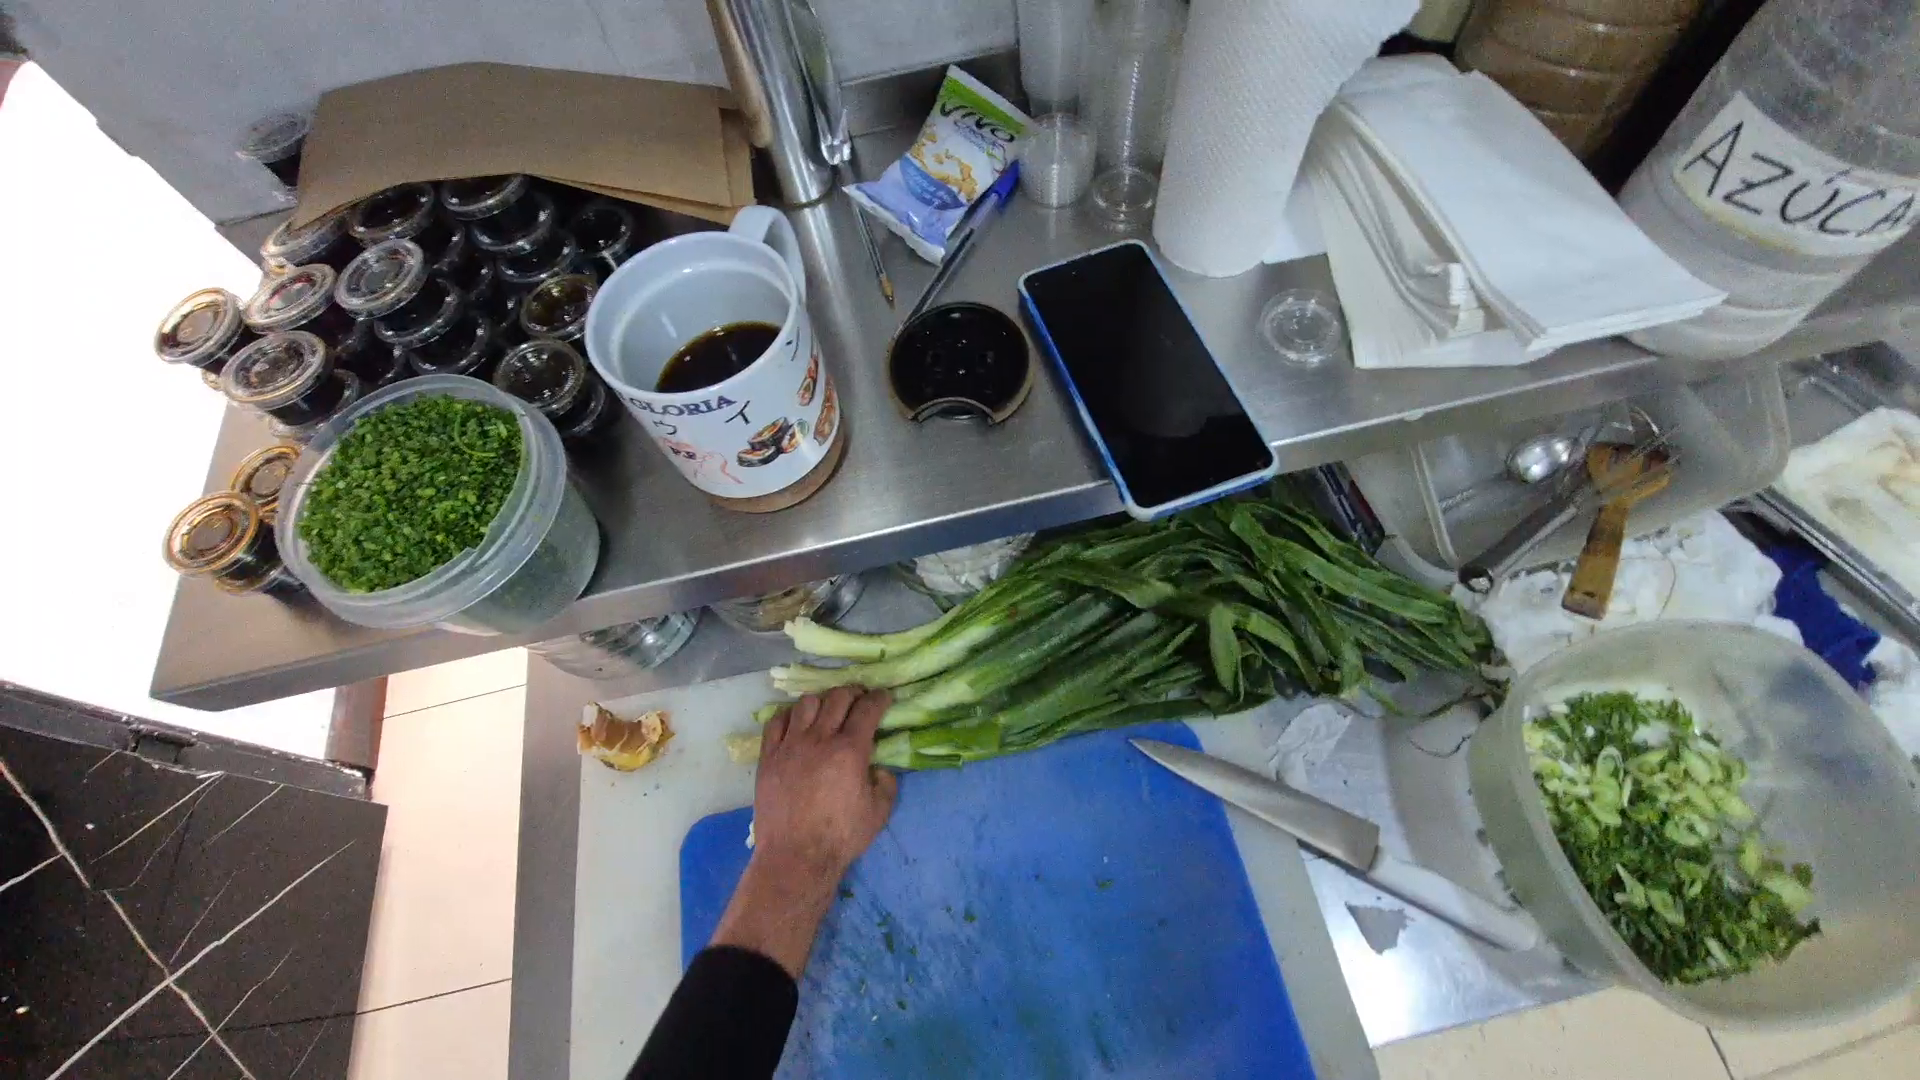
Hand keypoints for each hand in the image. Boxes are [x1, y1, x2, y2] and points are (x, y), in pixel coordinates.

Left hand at [753, 686, 898, 880]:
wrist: (795, 857)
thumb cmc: (840, 837)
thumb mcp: (879, 812)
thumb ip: (886, 783)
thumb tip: (878, 768)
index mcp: (849, 750)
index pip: (867, 709)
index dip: (879, 698)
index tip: (884, 698)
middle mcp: (819, 739)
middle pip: (837, 698)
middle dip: (853, 693)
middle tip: (859, 700)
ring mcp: (790, 746)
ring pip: (806, 703)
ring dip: (822, 701)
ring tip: (827, 710)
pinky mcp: (768, 757)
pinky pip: (776, 721)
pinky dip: (790, 715)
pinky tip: (797, 722)